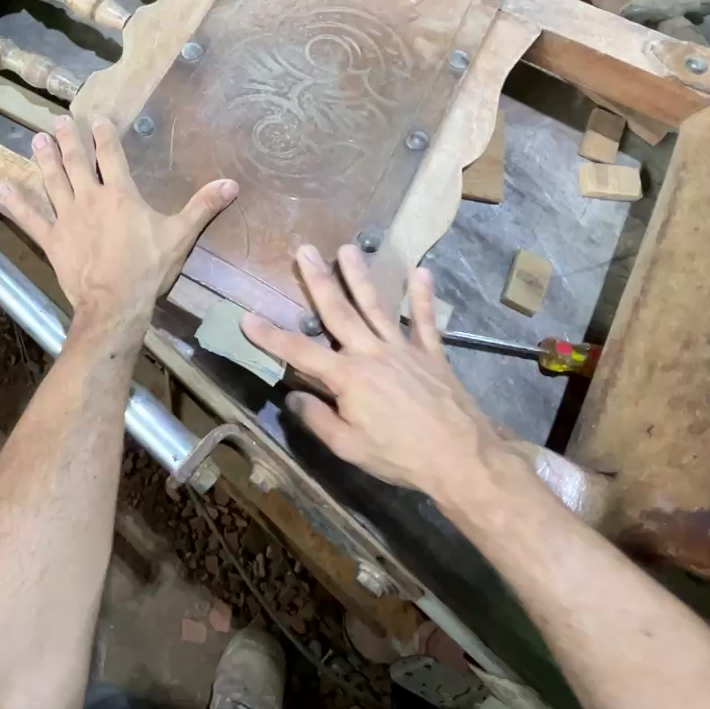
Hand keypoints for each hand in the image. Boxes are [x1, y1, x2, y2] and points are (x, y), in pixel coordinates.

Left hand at [0, 115, 237, 321]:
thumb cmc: (148, 268)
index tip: (97, 118)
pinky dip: (16, 202)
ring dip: (44, 159)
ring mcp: (67, 218)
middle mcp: (90, 198)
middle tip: (59, 121)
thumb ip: (203, 206)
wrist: (115, 303)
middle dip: (69, 140)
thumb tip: (232, 184)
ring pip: (53, 181)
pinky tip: (1, 186)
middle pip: (77, 162)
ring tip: (37, 139)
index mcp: (120, 194)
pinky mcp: (52, 239)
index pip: (112, 156)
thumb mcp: (180, 235)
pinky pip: (31, 217)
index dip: (105, 135)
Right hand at [241, 245, 508, 507]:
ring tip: (348, 248)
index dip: (270, 335)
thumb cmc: (400, 457)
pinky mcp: (432, 354)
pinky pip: (425, 321)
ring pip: (377, 306)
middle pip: (339, 311)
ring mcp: (404, 349)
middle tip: (304, 250)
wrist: (463, 459)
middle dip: (318, 280)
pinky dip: (423, 297)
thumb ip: (317, 419)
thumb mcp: (348, 447)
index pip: (299, 351)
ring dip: (361, 276)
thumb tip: (292, 396)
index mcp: (347, 377)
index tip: (246, 317)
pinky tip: (422, 272)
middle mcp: (371, 353)